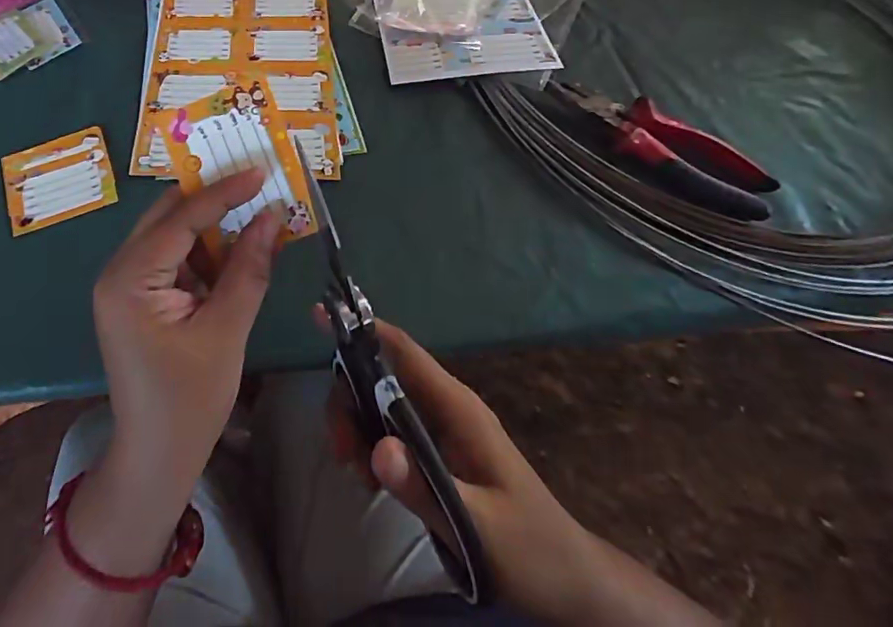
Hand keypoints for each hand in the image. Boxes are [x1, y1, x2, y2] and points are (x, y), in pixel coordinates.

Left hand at [0, 174, 279, 623]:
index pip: (181, 218)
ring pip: (174, 234)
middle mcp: (119, 272)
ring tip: (257, 213)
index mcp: (129, 279)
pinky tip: (238, 251)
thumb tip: (273, 216)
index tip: (261, 170)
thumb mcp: (226, 331)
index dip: (225, 191)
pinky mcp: (140, 298)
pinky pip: (176, 259)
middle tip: (258, 182)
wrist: (156, 458)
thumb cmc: (189, 400)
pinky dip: (207, 252)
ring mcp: (126, 285)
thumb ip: (248, 268)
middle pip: (170, 216)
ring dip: (214, 225)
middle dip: (215, 198)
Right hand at [324, 316, 716, 626]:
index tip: (323, 314)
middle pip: (382, 378)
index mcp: (459, 408)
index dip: (364, 329)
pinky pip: (392, 430)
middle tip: (341, 454)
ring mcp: (442, 428)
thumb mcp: (476, 525)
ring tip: (357, 475)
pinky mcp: (438, 451)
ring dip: (357, 429)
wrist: (569, 579)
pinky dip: (372, 447)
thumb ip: (424, 488)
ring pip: (381, 404)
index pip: (405, 352)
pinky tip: (371, 480)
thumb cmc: (529, 548)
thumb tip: (375, 449)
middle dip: (349, 402)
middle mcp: (447, 407)